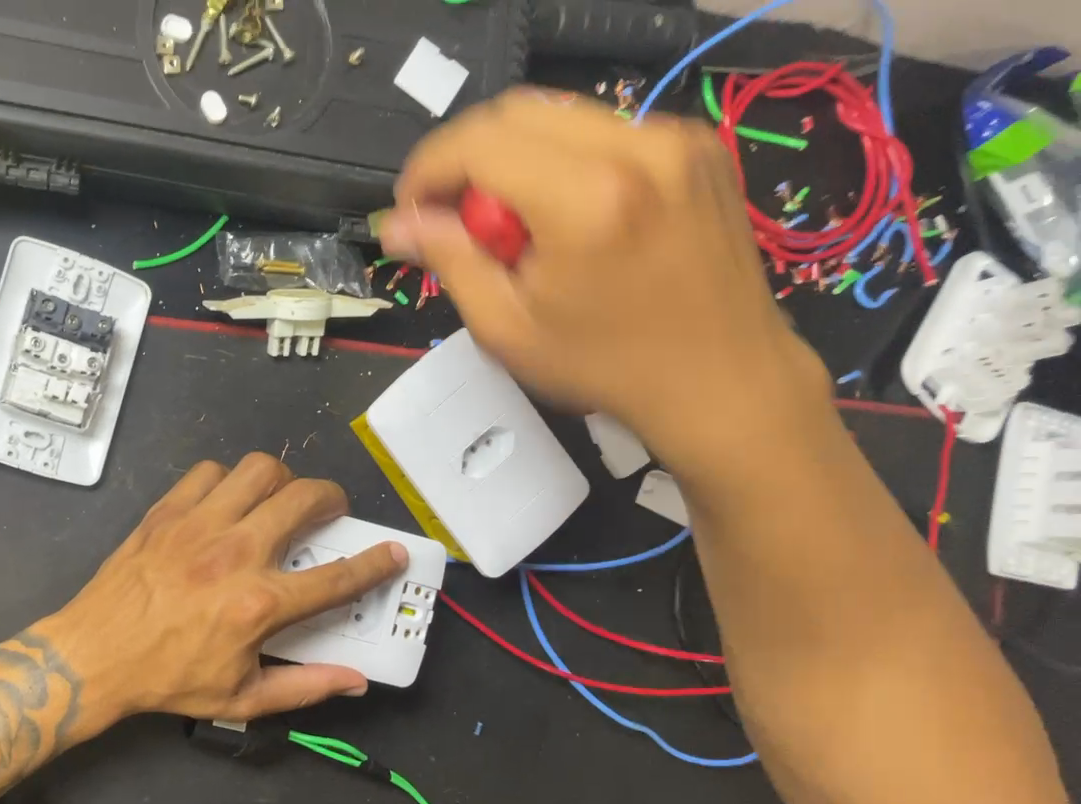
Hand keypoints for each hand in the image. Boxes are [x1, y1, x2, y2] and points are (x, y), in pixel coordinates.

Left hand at [37, 454, 407, 722]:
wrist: (95, 654)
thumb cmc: (167, 679)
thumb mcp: (241, 698)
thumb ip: (304, 687)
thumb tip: (355, 680)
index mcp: (260, 604)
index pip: (336, 578)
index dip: (374, 563)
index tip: (394, 551)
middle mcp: (236, 553)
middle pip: (304, 499)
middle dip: (332, 498)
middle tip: (330, 512)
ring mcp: (199, 525)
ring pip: (259, 470)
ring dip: (281, 479)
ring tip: (279, 498)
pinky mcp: (166, 512)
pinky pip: (208, 472)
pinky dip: (227, 479)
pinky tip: (226, 501)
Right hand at [376, 91, 831, 466]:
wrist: (720, 376)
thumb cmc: (604, 366)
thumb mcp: (506, 327)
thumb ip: (450, 260)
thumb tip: (398, 225)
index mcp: (587, 198)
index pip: (480, 142)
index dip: (428, 169)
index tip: (408, 211)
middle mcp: (637, 147)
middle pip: (517, 113)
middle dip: (464, 159)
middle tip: (446, 216)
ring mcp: (675, 139)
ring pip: (557, 115)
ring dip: (510, 160)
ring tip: (504, 224)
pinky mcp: (694, 145)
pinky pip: (600, 130)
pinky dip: (558, 162)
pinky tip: (556, 216)